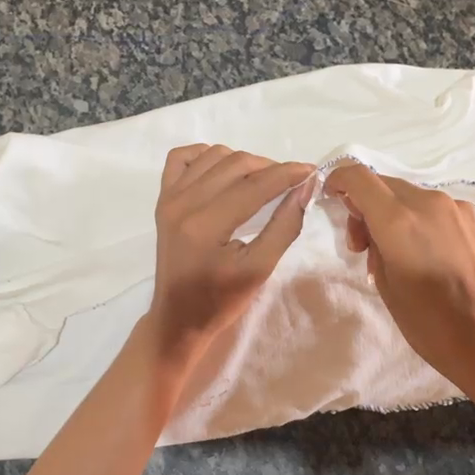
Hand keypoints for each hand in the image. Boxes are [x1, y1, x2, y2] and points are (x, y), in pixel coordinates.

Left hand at [145, 144, 313, 366]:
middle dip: (269, 167)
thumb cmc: (220, 301)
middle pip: (235, 164)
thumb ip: (284, 226)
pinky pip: (181, 159)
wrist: (178, 319)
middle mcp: (183, 203)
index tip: (312, 171)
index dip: (287, 174)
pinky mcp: (163, 199)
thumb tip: (305, 188)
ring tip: (263, 180)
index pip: (254, 186)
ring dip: (242, 161)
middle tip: (292, 181)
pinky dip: (205, 156)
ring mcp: (169, 198)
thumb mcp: (260, 269)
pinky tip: (224, 171)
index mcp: (205, 225)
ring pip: (212, 156)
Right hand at [325, 164, 474, 435]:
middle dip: (364, 204)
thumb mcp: (386, 284)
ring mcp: (454, 208)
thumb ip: (372, 242)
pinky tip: (421, 254)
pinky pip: (431, 207)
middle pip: (383, 184)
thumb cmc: (431, 324)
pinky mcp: (472, 219)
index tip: (330, 200)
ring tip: (392, 255)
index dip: (337, 181)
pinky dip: (415, 219)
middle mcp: (427, 202)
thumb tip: (369, 222)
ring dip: (390, 213)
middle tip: (361, 246)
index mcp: (399, 220)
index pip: (358, 177)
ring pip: (407, 195)